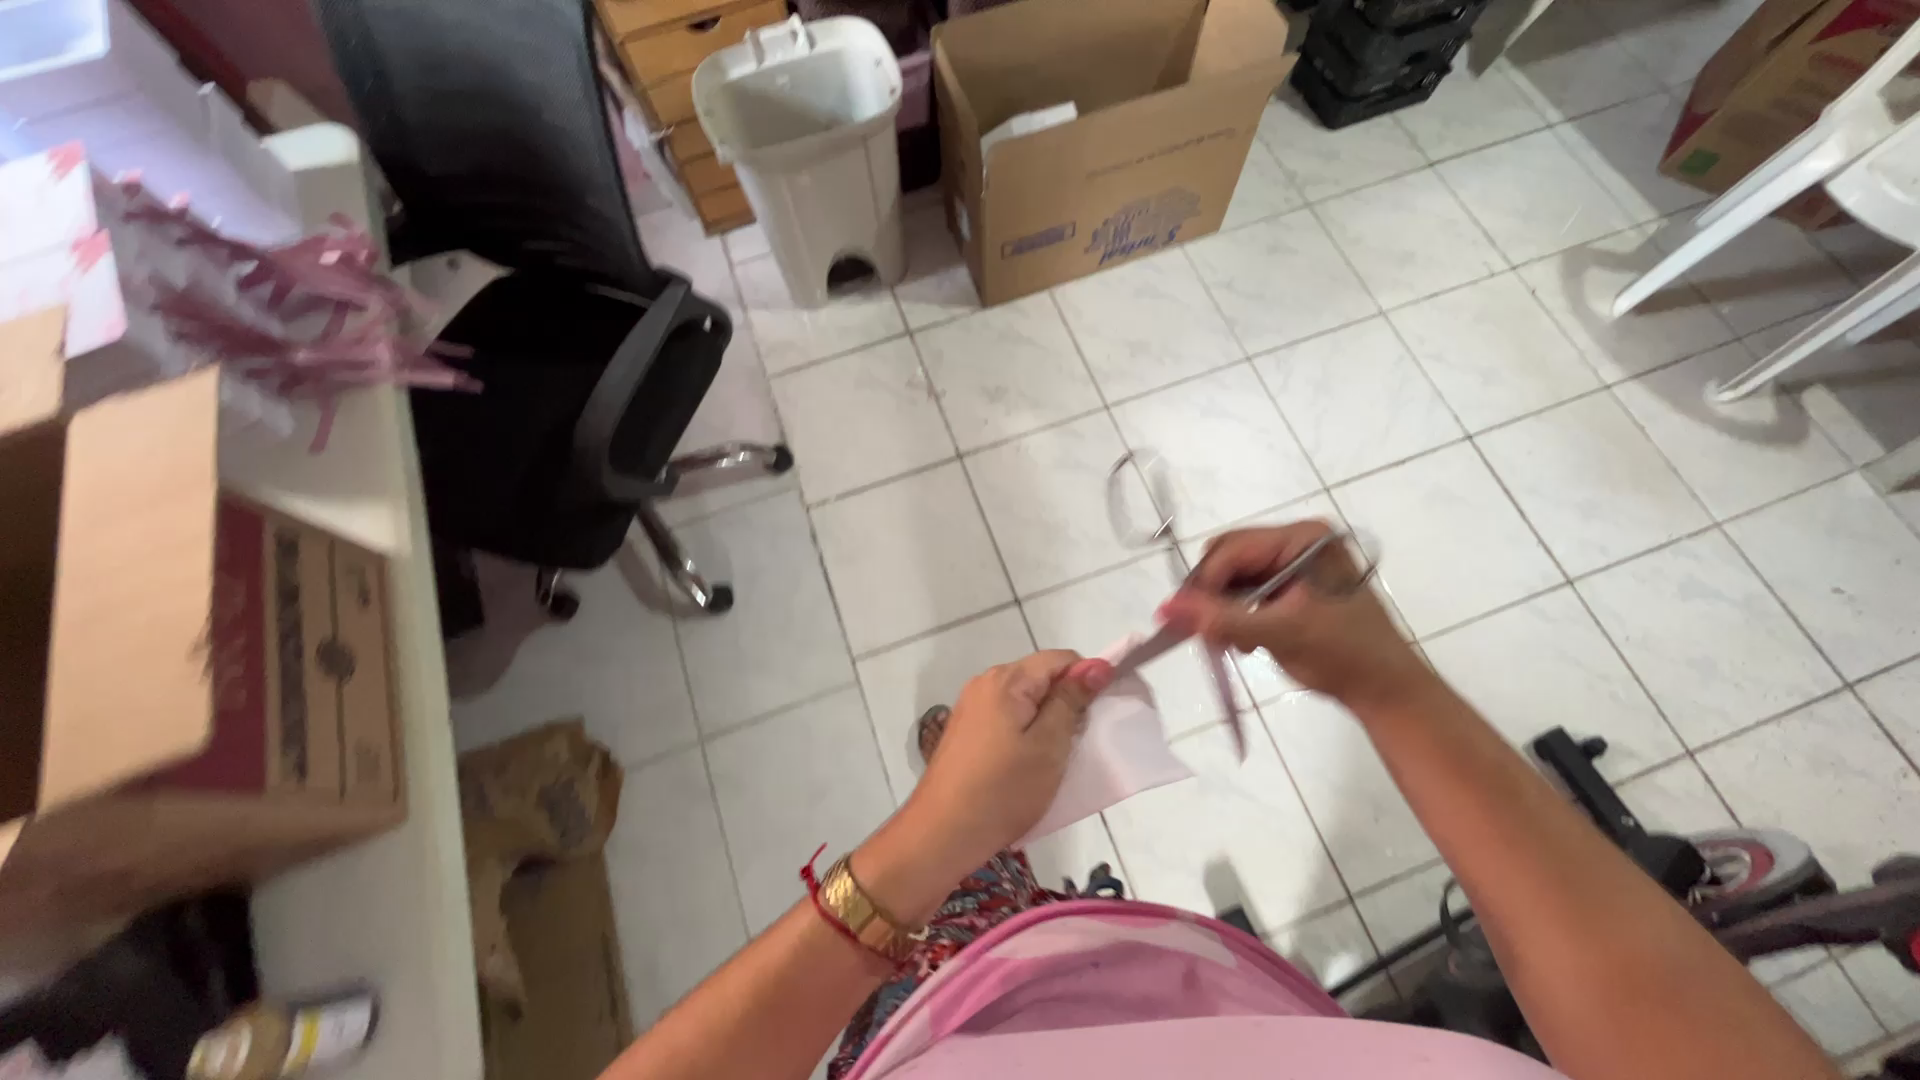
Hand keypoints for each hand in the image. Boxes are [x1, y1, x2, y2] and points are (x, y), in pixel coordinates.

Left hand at [853, 651, 1111, 923]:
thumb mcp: (1049, 745)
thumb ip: (1072, 701)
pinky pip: (1008, 719)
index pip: (1061, 659)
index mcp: (1006, 679)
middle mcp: (985, 683)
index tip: (1102, 717)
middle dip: (1068, 703)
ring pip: (1025, 701)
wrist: (942, 834)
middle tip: (1081, 744)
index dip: (1088, 680)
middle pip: (1041, 678)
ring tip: (1058, 758)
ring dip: (1048, 722)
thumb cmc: (1002, 791)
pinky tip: (1031, 765)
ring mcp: (971, 708)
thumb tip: (1097, 664)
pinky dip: (1026, 734)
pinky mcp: (966, 732)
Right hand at [1159, 521, 1434, 711]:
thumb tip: (1164, 610)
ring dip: (1224, 608)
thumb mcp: (1278, 634)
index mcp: (1303, 538)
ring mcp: (1297, 562)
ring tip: (1229, 641)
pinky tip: (1246, 641)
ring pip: (1235, 576)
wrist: (1387, 690)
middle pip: (1230, 558)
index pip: (1233, 549)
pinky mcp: (1294, 584)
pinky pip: (1249, 589)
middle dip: (1212, 594)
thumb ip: (1219, 619)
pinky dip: (1238, 614)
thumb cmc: (1342, 655)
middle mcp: (1299, 541)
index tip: (1184, 620)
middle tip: (1205, 632)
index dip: (1204, 583)